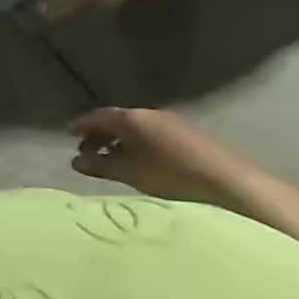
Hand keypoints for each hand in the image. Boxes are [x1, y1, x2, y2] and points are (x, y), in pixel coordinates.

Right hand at [70, 107, 272, 209]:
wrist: (229, 184)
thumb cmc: (170, 176)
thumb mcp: (128, 173)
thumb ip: (99, 166)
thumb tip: (75, 161)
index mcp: (133, 118)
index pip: (99, 116)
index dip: (82, 125)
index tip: (69, 135)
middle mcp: (152, 115)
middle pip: (119, 121)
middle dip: (100, 134)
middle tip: (86, 151)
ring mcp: (173, 124)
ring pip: (137, 130)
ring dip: (120, 142)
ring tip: (111, 160)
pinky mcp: (190, 138)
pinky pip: (153, 136)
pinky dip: (138, 146)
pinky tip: (140, 163)